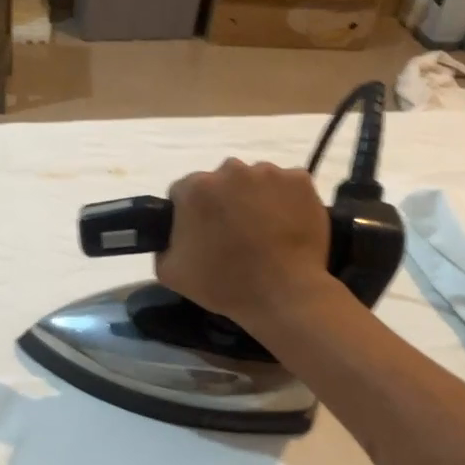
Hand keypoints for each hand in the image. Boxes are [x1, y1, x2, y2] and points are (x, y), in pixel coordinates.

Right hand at [157, 159, 335, 324]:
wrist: (282, 293)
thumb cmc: (222, 284)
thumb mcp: (169, 273)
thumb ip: (164, 245)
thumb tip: (175, 237)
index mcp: (195, 189)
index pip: (183, 191)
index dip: (188, 213)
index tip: (198, 234)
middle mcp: (231, 170)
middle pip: (220, 181)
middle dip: (222, 202)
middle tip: (231, 234)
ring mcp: (270, 173)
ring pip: (254, 181)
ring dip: (253, 199)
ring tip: (262, 232)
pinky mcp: (301, 180)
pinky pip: (285, 186)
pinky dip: (284, 200)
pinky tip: (284, 226)